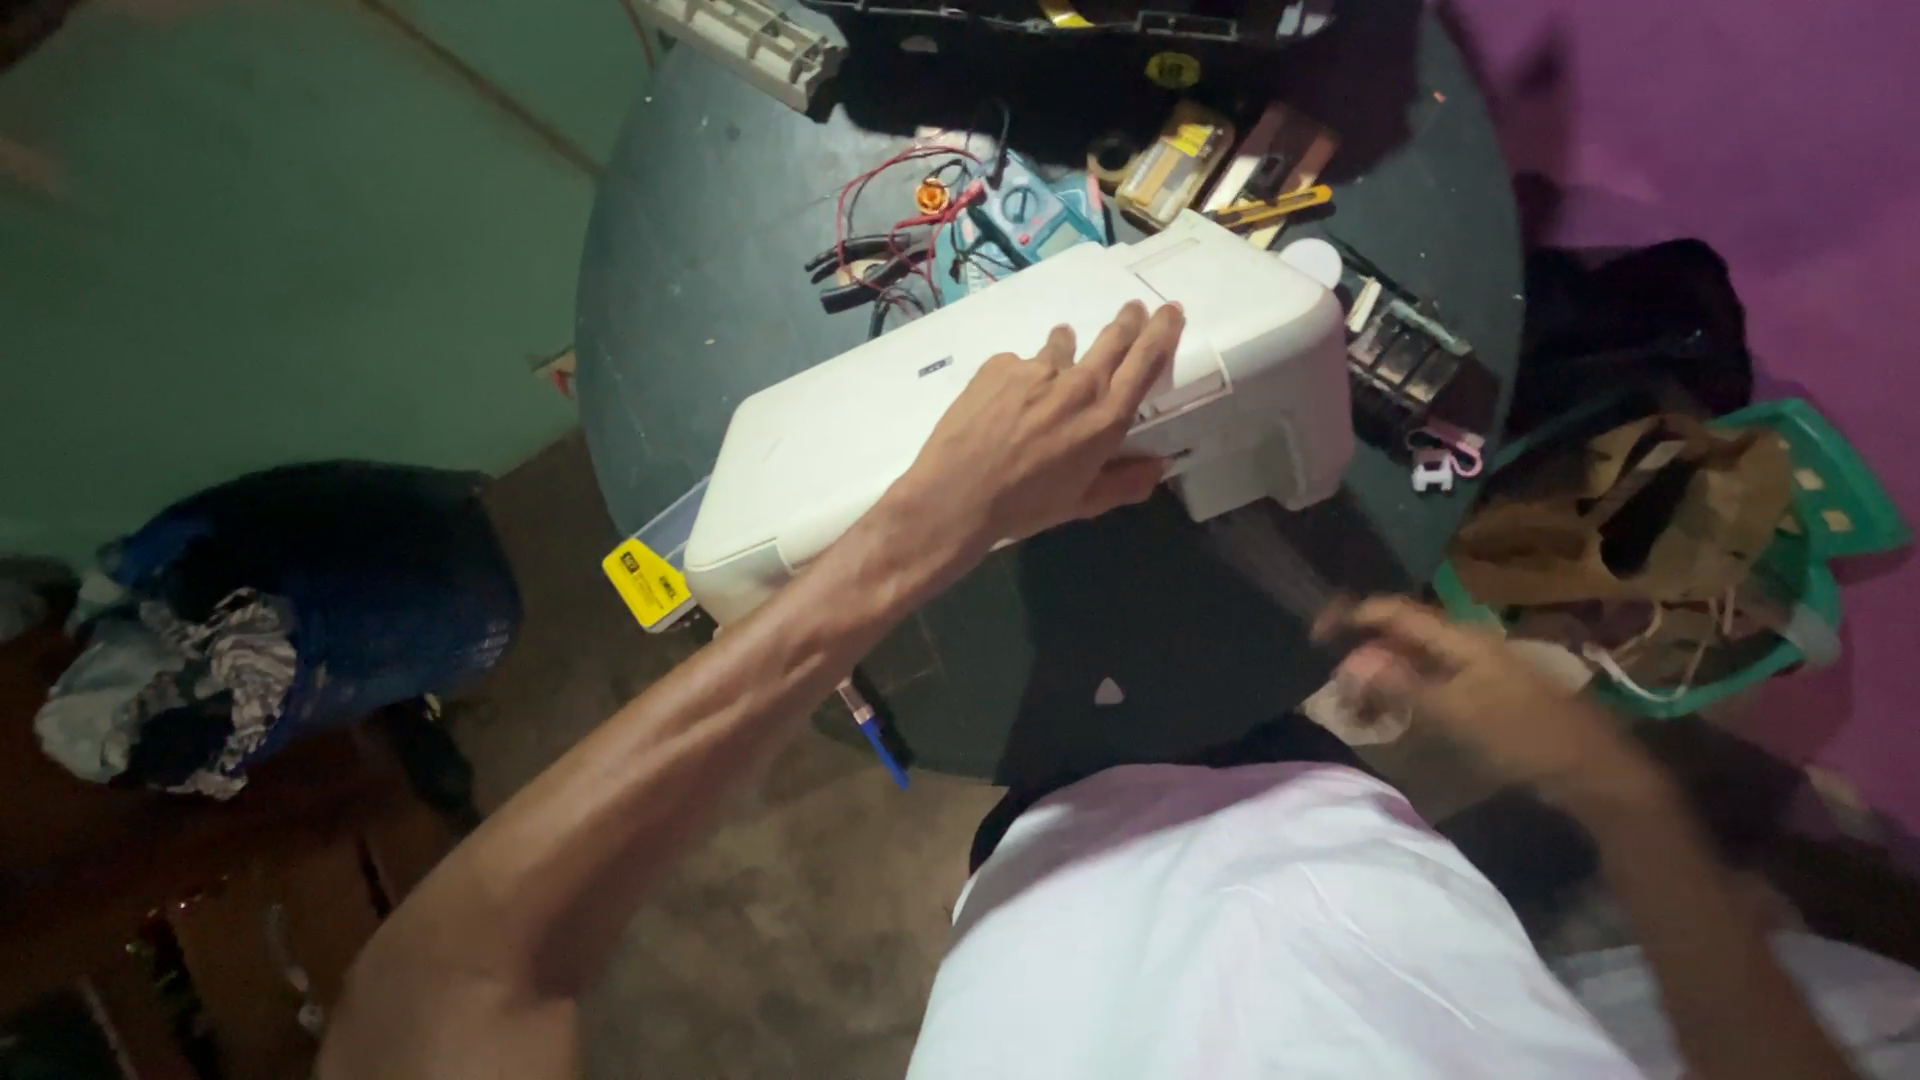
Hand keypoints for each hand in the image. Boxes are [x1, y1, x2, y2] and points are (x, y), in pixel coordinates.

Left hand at [898, 300, 1183, 550]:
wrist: (956, 494)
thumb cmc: (1025, 506)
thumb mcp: (1082, 504)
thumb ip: (1126, 482)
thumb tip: (1161, 465)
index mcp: (1105, 418)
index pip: (1145, 361)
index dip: (1162, 331)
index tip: (1169, 311)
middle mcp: (1077, 384)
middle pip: (1113, 337)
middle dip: (1128, 320)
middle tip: (1132, 311)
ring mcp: (1035, 369)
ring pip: (1061, 345)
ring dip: (1066, 347)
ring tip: (1058, 358)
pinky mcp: (999, 365)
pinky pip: (1018, 364)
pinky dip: (1019, 377)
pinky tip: (1001, 403)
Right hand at [1315, 596, 1656, 798]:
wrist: (1594, 771)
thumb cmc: (1523, 736)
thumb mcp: (1455, 711)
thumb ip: (1399, 683)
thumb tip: (1350, 660)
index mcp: (1457, 638)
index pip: (1391, 611)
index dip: (1351, 614)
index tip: (1316, 634)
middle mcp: (1461, 644)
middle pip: (1396, 637)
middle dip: (1360, 658)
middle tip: (1337, 690)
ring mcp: (1472, 668)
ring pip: (1408, 662)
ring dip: (1378, 681)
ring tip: (1358, 710)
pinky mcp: (1478, 692)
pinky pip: (1425, 682)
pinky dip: (1400, 695)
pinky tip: (1390, 717)